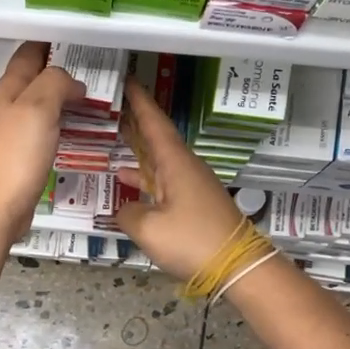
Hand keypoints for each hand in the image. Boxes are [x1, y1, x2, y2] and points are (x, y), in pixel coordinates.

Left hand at [0, 42, 83, 233]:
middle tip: (96, 71)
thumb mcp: (39, 107)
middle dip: (61, 72)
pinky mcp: (20, 159)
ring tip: (93, 100)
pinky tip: (76, 133)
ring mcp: (13, 135)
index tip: (79, 39)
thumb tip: (74, 83)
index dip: (50, 42)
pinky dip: (61, 126)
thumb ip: (56, 83)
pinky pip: (44, 132)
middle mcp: (8, 108)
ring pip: (40, 107)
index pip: (29, 54)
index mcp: (9, 90)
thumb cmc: (17, 154)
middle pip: (35, 80)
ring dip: (63, 100)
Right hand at [114, 81, 248, 279]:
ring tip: (113, 140)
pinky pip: (163, 182)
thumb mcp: (149, 229)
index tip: (126, 82)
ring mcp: (192, 187)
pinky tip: (127, 181)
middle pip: (157, 139)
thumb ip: (128, 213)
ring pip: (159, 161)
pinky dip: (144, 178)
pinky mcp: (194, 205)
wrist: (236, 266)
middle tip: (113, 107)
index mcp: (176, 164)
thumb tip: (125, 208)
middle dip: (136, 123)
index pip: (155, 124)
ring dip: (137, 150)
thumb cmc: (192, 241)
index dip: (139, 103)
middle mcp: (185, 169)